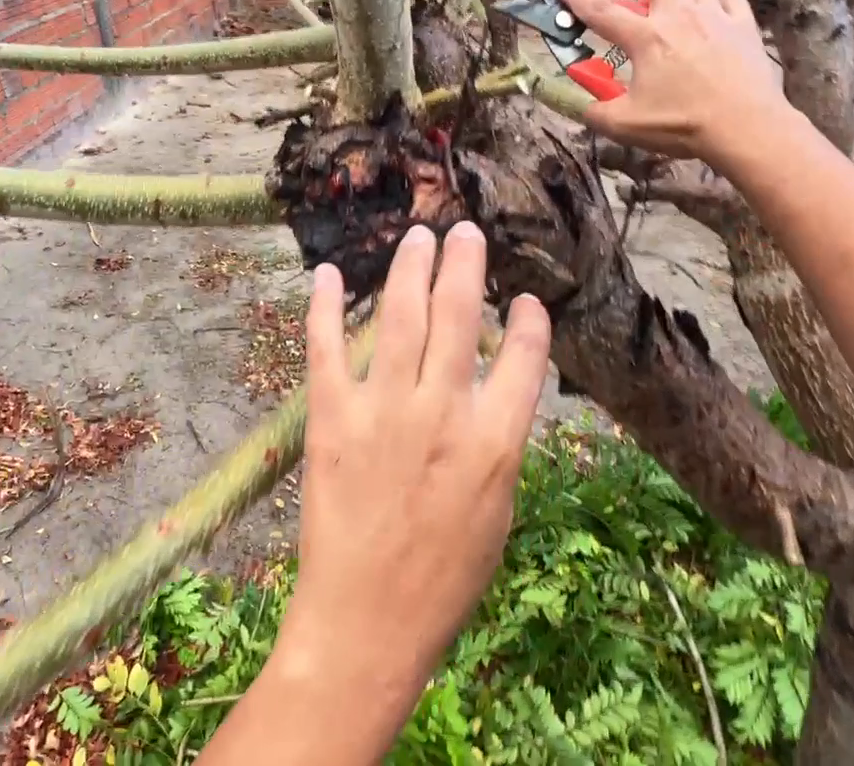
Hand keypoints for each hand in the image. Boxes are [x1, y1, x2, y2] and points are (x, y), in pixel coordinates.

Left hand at [274, 222, 551, 699]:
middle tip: (464, 232)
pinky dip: (326, 307)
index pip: (524, 357)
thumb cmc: (446, 579)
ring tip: (417, 237)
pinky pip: (327, 349)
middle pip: (458, 316)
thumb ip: (499, 443)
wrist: (368, 621)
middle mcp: (442, 413)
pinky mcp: (331, 419)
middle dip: (464, 265)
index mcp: (496, 442)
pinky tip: (329, 273)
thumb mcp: (497, 511)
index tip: (523, 298)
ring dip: (410, 269)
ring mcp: (383, 411)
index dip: (527, 319)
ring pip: (400, 317)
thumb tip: (496, 392)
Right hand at [557, 0, 787, 160]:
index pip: (603, 13)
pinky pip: (728, 3)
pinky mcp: (745, 27)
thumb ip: (596, 113)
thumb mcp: (626, 126)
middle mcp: (679, 18)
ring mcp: (716, 18)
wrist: (745, 127)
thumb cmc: (682, 125)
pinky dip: (717, 11)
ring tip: (681, 30)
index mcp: (646, 39)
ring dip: (682, 5)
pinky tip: (715, 30)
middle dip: (650, 2)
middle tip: (648, 28)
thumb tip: (586, 108)